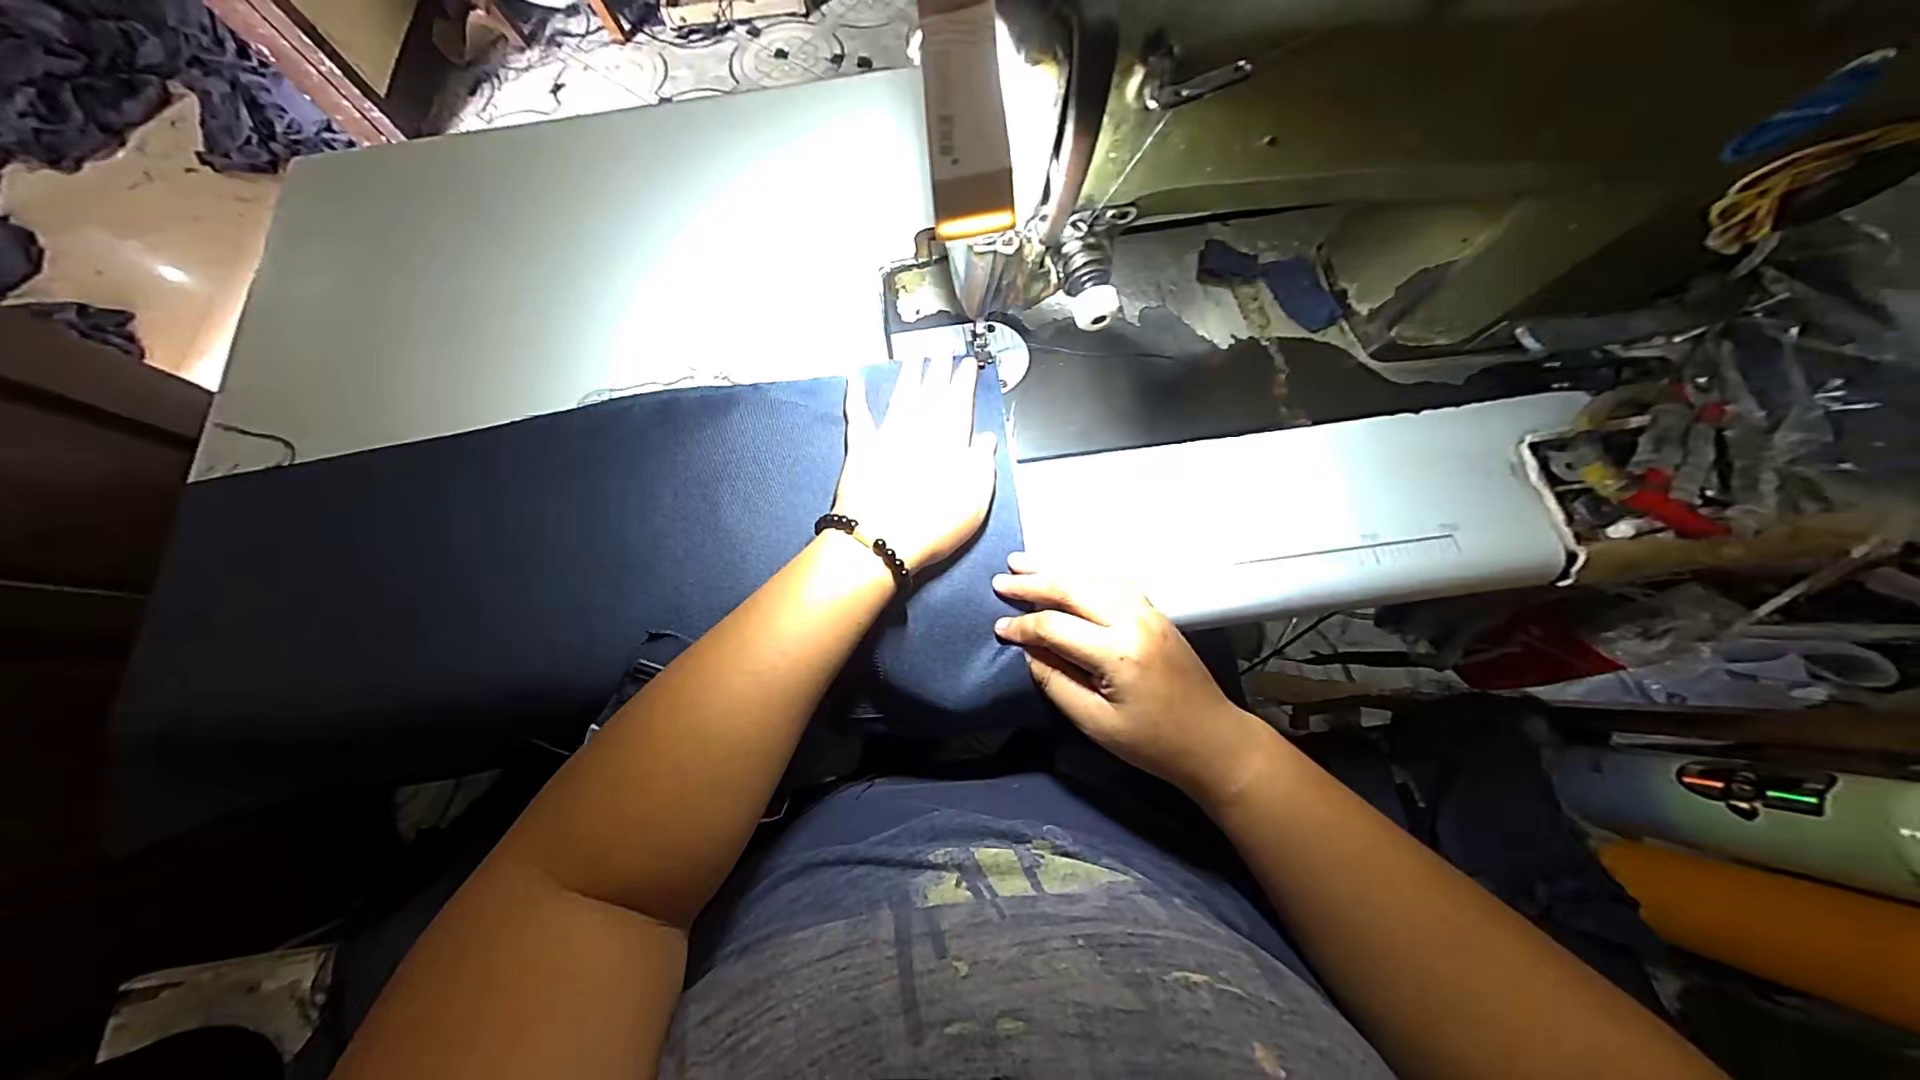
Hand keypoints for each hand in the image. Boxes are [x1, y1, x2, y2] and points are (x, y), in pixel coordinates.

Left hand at [832, 358, 998, 573]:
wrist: (882, 539)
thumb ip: (983, 462)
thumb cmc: (934, 523)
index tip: (967, 364)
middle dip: (938, 368)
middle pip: (930, 390)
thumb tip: (985, 441)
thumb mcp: (976, 497)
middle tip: (942, 350)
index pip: (959, 398)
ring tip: (914, 357)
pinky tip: (854, 380)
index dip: (964, 379)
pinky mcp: (860, 448)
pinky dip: (855, 395)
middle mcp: (918, 427)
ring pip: (900, 394)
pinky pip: (858, 414)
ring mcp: (886, 434)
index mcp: (950, 437)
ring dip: (908, 374)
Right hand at [993, 553, 1270, 802]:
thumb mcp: (1095, 722)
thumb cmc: (1152, 742)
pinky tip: (1070, 573)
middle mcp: (1134, 620)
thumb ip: (1056, 682)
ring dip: (1058, 569)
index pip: (1055, 626)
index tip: (999, 629)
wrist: (1214, 740)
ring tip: (1025, 563)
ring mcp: (1149, 613)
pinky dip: (1086, 574)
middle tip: (1001, 580)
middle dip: (1034, 582)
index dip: (1023, 627)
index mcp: (1118, 652)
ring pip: (1094, 578)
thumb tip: (1029, 652)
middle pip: (1074, 588)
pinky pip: (1115, 582)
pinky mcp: (1157, 614)